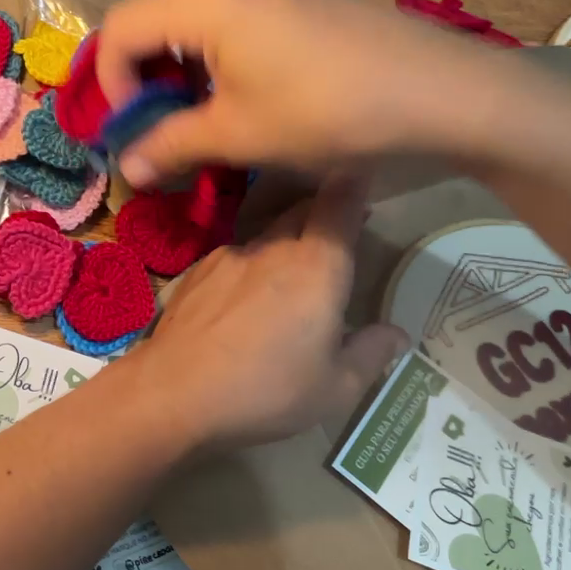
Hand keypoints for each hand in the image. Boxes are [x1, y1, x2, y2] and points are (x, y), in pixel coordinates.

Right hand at [94, 0, 514, 187]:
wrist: (445, 93)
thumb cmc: (330, 113)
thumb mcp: (239, 136)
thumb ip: (170, 146)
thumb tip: (128, 169)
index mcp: (209, 1)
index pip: (120, 28)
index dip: (110, 82)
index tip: (131, 127)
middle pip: (152, 17)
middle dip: (143, 75)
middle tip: (158, 124)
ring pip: (189, 16)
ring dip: (178, 66)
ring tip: (198, 114)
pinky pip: (227, 15)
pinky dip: (212, 53)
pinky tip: (237, 91)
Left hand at [127, 174, 409, 452]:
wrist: (173, 389)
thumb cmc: (266, 390)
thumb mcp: (335, 388)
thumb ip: (370, 353)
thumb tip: (397, 333)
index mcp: (316, 267)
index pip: (339, 206)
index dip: (352, 189)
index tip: (361, 179)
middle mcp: (271, 248)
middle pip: (300, 212)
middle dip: (321, 211)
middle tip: (338, 229)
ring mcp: (227, 256)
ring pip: (264, 234)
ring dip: (283, 241)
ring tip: (292, 269)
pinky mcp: (196, 271)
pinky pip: (234, 256)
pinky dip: (249, 264)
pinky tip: (246, 295)